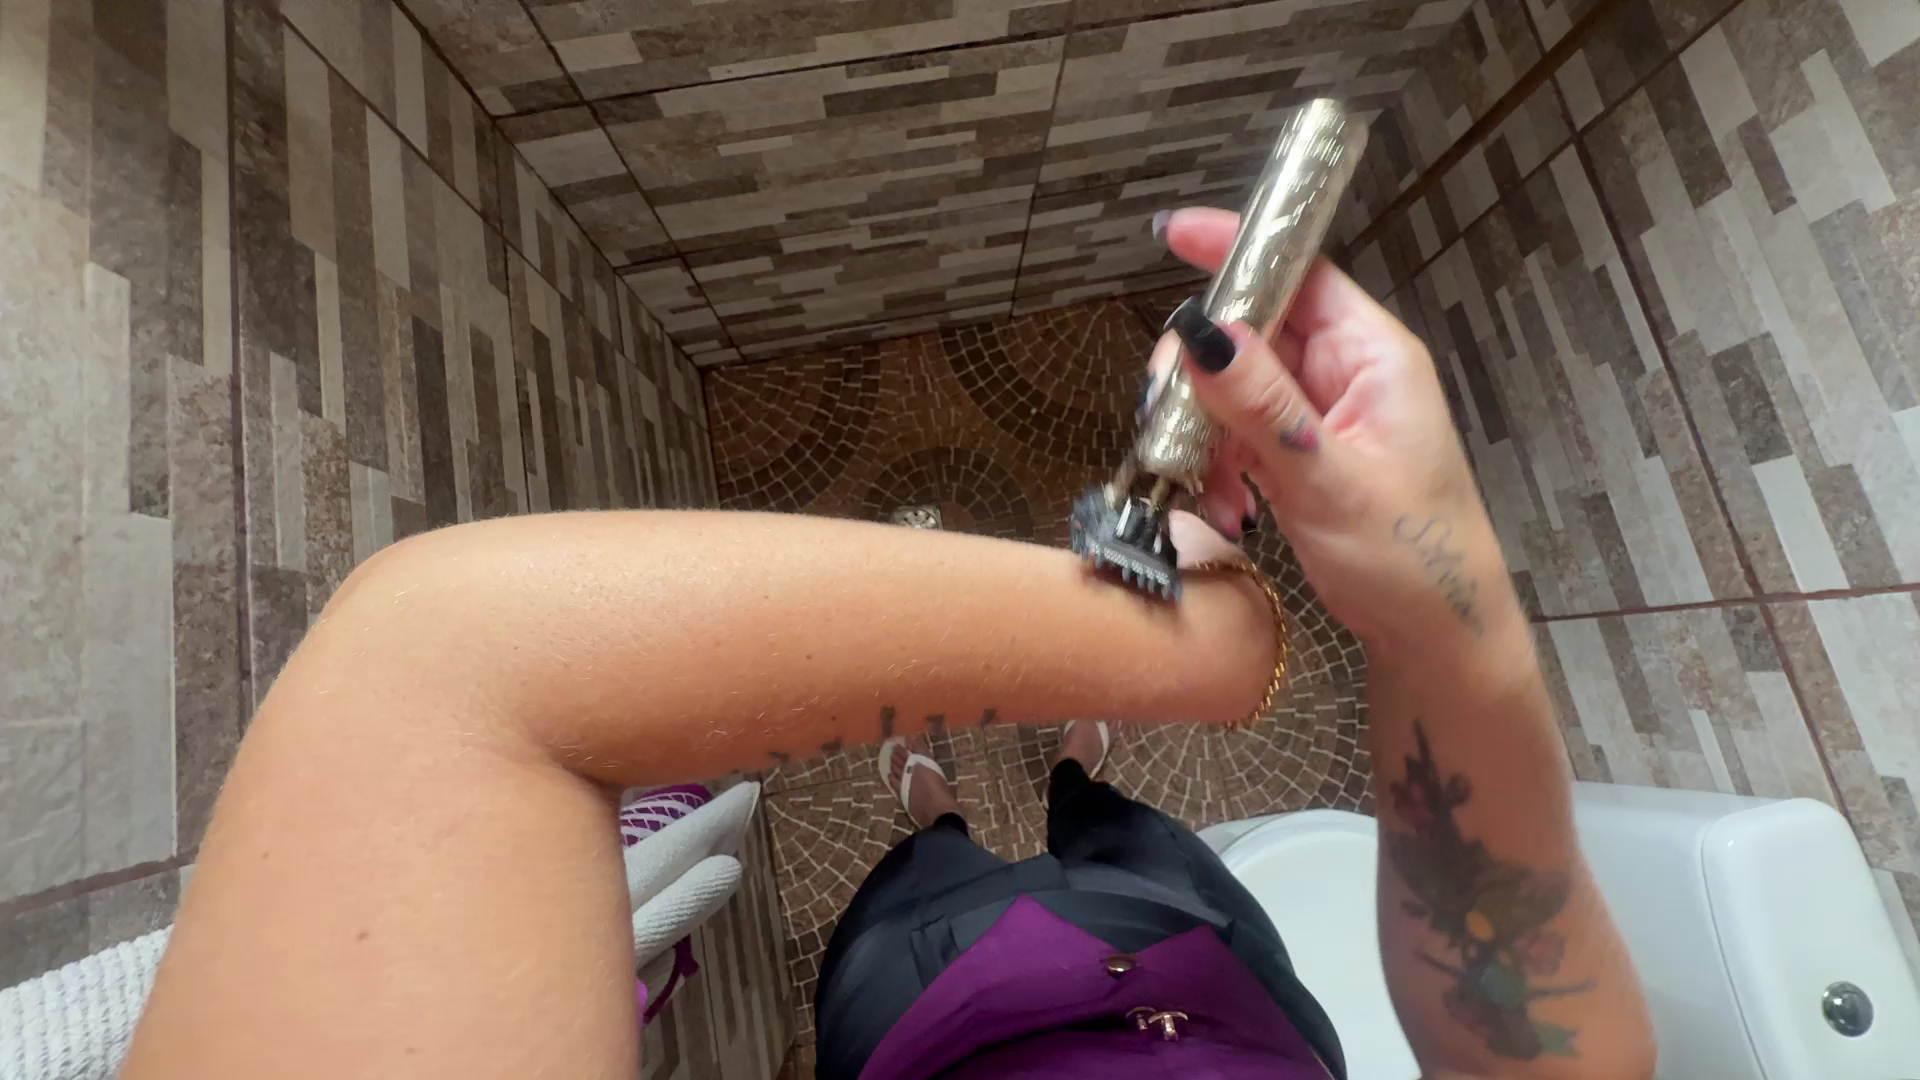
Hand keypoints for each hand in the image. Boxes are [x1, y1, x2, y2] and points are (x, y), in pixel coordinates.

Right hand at [1154, 208, 1519, 662]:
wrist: (1428, 629)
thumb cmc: (1406, 554)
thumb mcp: (1329, 477)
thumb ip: (1263, 406)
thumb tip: (1200, 334)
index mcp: (1368, 355)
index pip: (1299, 273)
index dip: (1240, 249)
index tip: (1174, 235)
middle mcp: (1337, 373)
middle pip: (1246, 335)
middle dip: (1198, 378)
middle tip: (1166, 419)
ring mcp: (1310, 416)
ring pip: (1227, 392)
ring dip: (1201, 440)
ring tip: (1211, 496)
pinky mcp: (1290, 454)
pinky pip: (1231, 438)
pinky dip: (1213, 470)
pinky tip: (1224, 510)